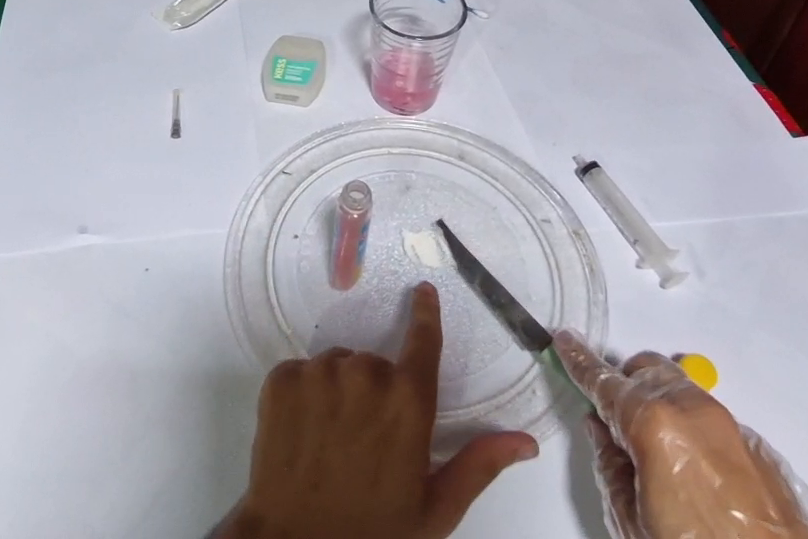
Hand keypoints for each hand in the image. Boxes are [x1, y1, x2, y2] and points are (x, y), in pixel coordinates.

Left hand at [219, 283, 539, 538]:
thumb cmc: (372, 529)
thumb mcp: (433, 508)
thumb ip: (479, 465)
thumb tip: (526, 442)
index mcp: (409, 400)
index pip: (423, 340)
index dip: (425, 314)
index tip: (423, 292)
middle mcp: (366, 373)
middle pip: (375, 364)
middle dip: (373, 392)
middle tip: (364, 439)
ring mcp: (319, 373)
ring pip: (337, 366)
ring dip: (337, 391)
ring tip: (331, 439)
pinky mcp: (282, 379)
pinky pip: (300, 371)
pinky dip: (302, 394)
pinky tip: (303, 432)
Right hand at [553, 332, 807, 538]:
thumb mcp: (631, 518)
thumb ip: (609, 465)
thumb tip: (602, 431)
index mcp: (653, 424)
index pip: (605, 382)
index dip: (579, 361)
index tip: (564, 340)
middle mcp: (691, 411)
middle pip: (646, 371)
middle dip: (623, 382)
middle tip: (609, 414)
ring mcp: (728, 424)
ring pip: (678, 386)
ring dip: (655, 398)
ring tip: (647, 442)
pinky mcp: (754, 445)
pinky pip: (705, 415)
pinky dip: (684, 421)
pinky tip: (684, 461)